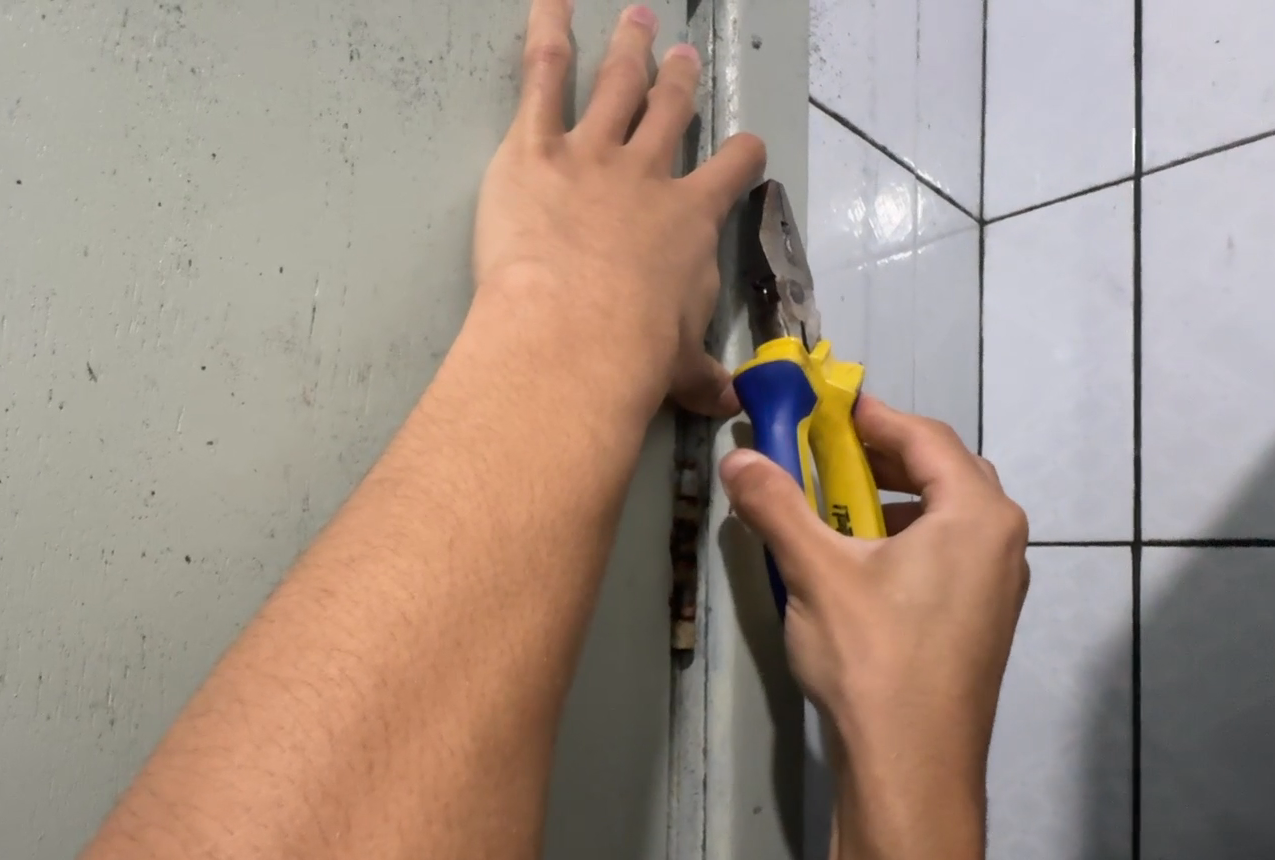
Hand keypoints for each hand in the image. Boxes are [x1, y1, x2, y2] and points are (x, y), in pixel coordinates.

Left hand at [474, 0, 765, 416]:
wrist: (576, 334)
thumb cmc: (634, 356)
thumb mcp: (678, 370)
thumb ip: (699, 377)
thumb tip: (727, 404)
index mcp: (689, 222)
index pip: (729, 174)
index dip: (738, 158)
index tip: (741, 149)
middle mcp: (647, 175)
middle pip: (670, 114)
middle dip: (677, 84)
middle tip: (681, 58)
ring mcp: (591, 154)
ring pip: (616, 87)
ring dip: (627, 51)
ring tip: (635, 19)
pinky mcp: (533, 151)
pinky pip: (541, 78)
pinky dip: (545, 36)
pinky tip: (547, 5)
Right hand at [720, 398, 1030, 805]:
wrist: (910, 762)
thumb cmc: (872, 655)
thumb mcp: (815, 571)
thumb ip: (776, 506)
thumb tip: (737, 457)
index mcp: (977, 515)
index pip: (927, 438)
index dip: (873, 414)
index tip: (826, 403)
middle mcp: (1001, 542)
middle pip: (943, 472)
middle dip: (881, 455)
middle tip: (824, 451)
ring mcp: (995, 587)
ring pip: (944, 516)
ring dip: (889, 498)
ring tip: (834, 506)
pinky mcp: (977, 621)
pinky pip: (942, 554)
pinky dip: (900, 536)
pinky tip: (856, 564)